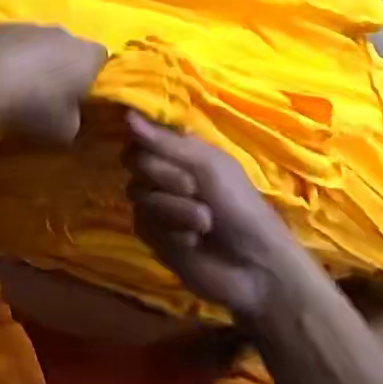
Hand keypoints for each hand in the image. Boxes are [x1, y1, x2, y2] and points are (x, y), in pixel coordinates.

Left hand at [0, 25, 107, 143]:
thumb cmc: (36, 108)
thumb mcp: (68, 130)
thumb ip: (79, 117)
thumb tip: (75, 112)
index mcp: (87, 54)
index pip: (102, 59)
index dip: (94, 76)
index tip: (83, 95)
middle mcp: (64, 32)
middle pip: (72, 47)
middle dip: (65, 65)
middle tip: (53, 91)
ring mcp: (32, 25)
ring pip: (44, 41)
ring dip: (38, 58)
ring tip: (23, 84)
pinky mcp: (4, 26)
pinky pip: (18, 41)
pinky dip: (14, 54)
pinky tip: (2, 74)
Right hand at [123, 111, 307, 321]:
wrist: (257, 268)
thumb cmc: (240, 206)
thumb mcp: (208, 165)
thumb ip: (165, 141)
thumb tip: (126, 115)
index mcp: (176, 149)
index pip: (140, 132)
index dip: (145, 140)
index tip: (162, 149)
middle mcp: (160, 171)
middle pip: (133, 159)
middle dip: (165, 176)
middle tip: (194, 188)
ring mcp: (154, 203)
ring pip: (137, 192)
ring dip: (175, 208)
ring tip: (205, 223)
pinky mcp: (151, 234)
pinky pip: (142, 222)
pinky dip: (172, 231)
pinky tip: (193, 242)